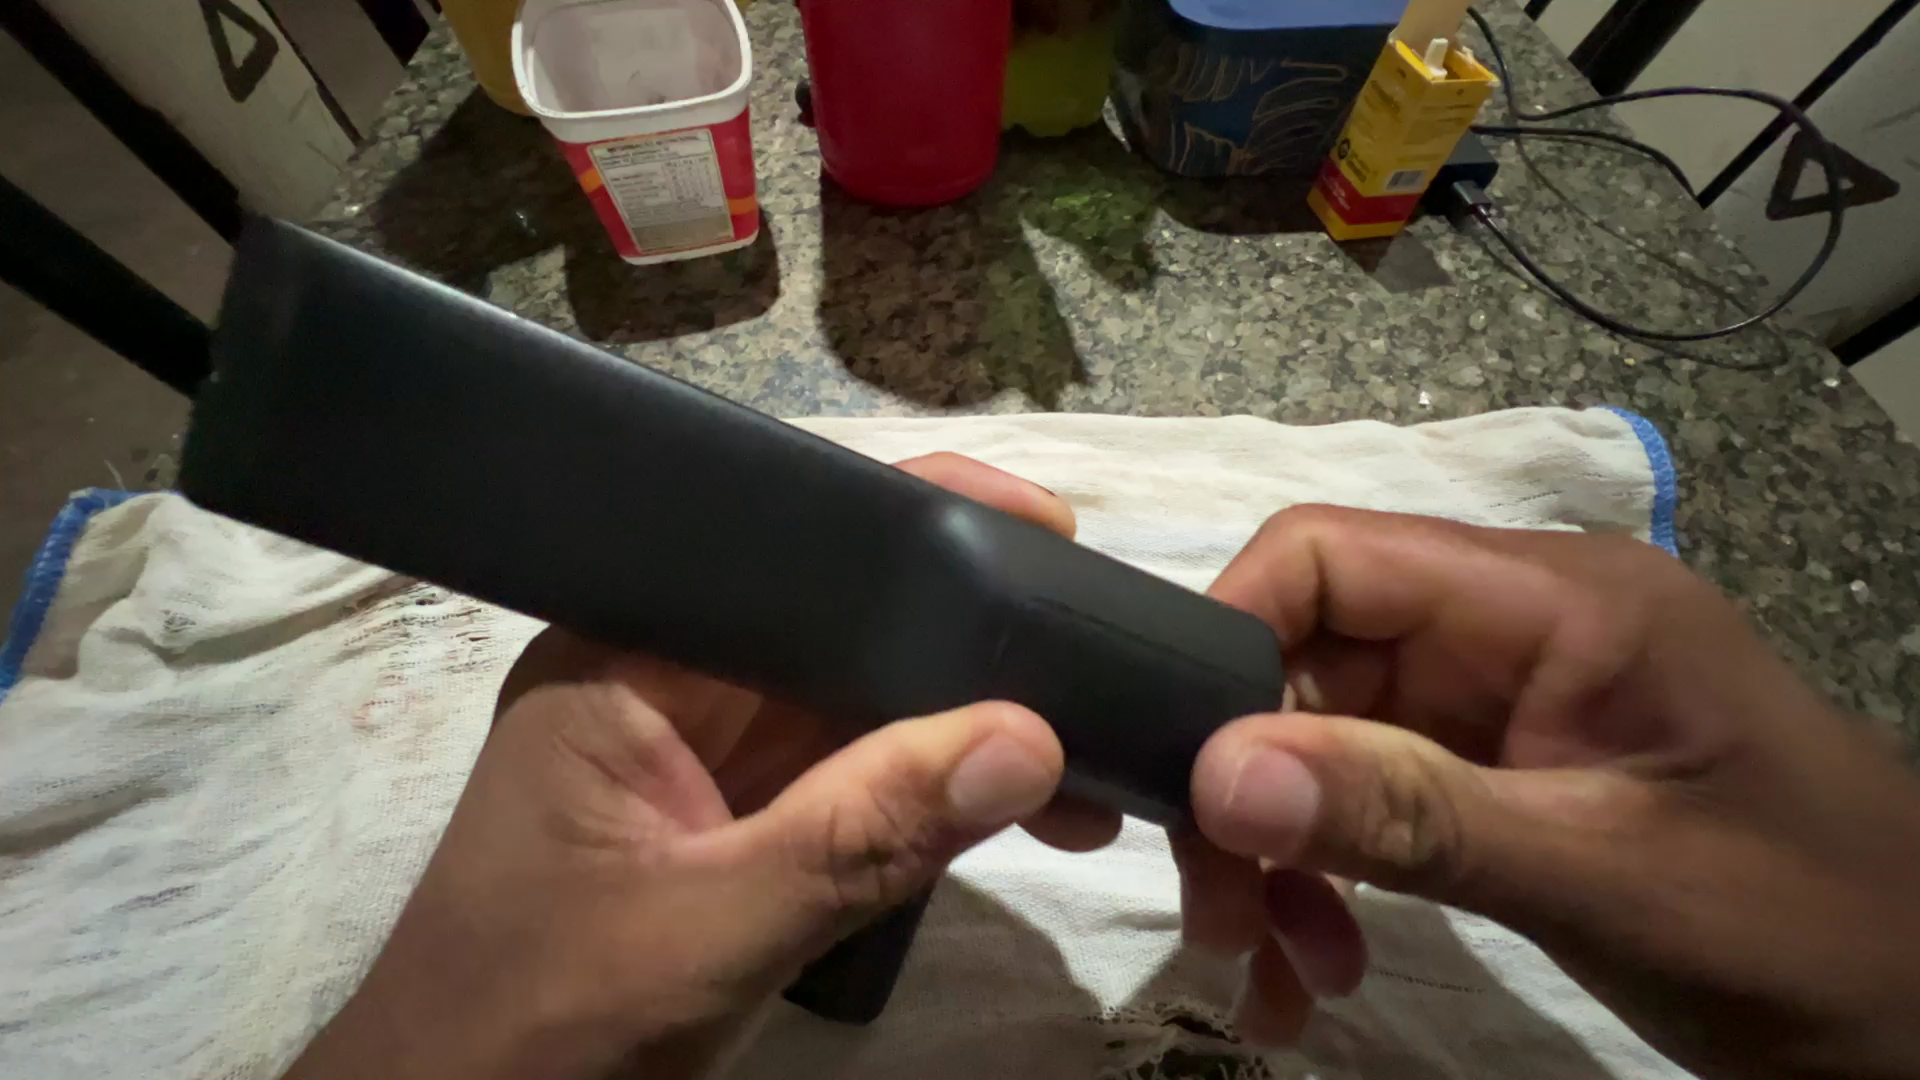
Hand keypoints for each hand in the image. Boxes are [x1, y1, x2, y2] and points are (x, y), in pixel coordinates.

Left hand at [284, 454, 1106, 1079]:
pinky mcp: (753, 805)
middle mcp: (682, 675)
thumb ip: (859, 837)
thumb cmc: (527, 1041)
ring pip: (866, 693)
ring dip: (967, 710)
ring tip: (1083, 732)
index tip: (1036, 527)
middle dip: (965, 623)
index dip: (914, 527)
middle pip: (844, 615)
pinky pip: (865, 764)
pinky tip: (1020, 794)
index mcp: (634, 654)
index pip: (788, 551)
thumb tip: (1024, 742)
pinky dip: (940, 776)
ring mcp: (721, 742)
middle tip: (1085, 626)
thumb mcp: (702, 934)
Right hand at [1183, 505, 1919, 1078]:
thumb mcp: (1610, 877)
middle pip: (1292, 661)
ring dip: (1269, 850)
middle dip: (1241, 783)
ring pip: (1297, 740)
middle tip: (1221, 910)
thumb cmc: (1830, 938)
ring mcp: (1461, 698)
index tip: (1178, 748)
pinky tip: (1314, 959)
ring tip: (1277, 963)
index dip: (1229, 624)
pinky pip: (1336, 798)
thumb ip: (1410, 815)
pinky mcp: (1450, 762)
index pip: (1324, 552)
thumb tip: (1217, 780)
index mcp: (1539, 598)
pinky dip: (1307, 877)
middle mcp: (1482, 628)